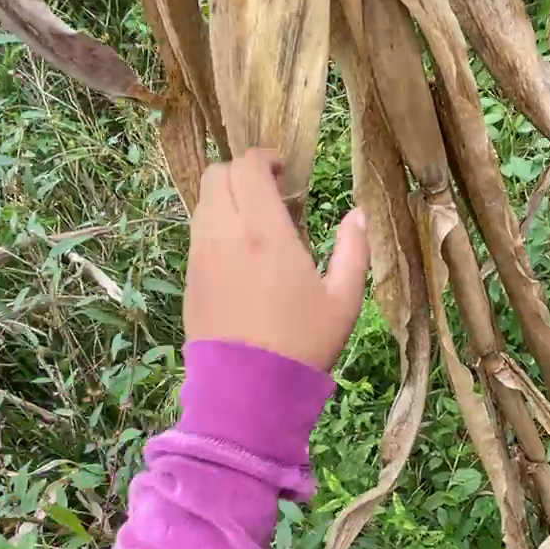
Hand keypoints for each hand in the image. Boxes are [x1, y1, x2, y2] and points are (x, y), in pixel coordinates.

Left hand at [184, 149, 368, 370]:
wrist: (250, 390)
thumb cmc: (303, 344)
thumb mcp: (343, 301)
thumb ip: (353, 251)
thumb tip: (358, 215)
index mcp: (265, 233)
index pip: (248, 168)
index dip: (264, 158)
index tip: (283, 170)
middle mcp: (225, 234)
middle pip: (217, 174)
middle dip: (241, 172)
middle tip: (269, 191)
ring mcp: (201, 256)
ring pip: (202, 202)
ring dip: (226, 197)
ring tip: (255, 222)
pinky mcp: (191, 278)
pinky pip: (198, 233)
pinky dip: (216, 225)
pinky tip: (240, 252)